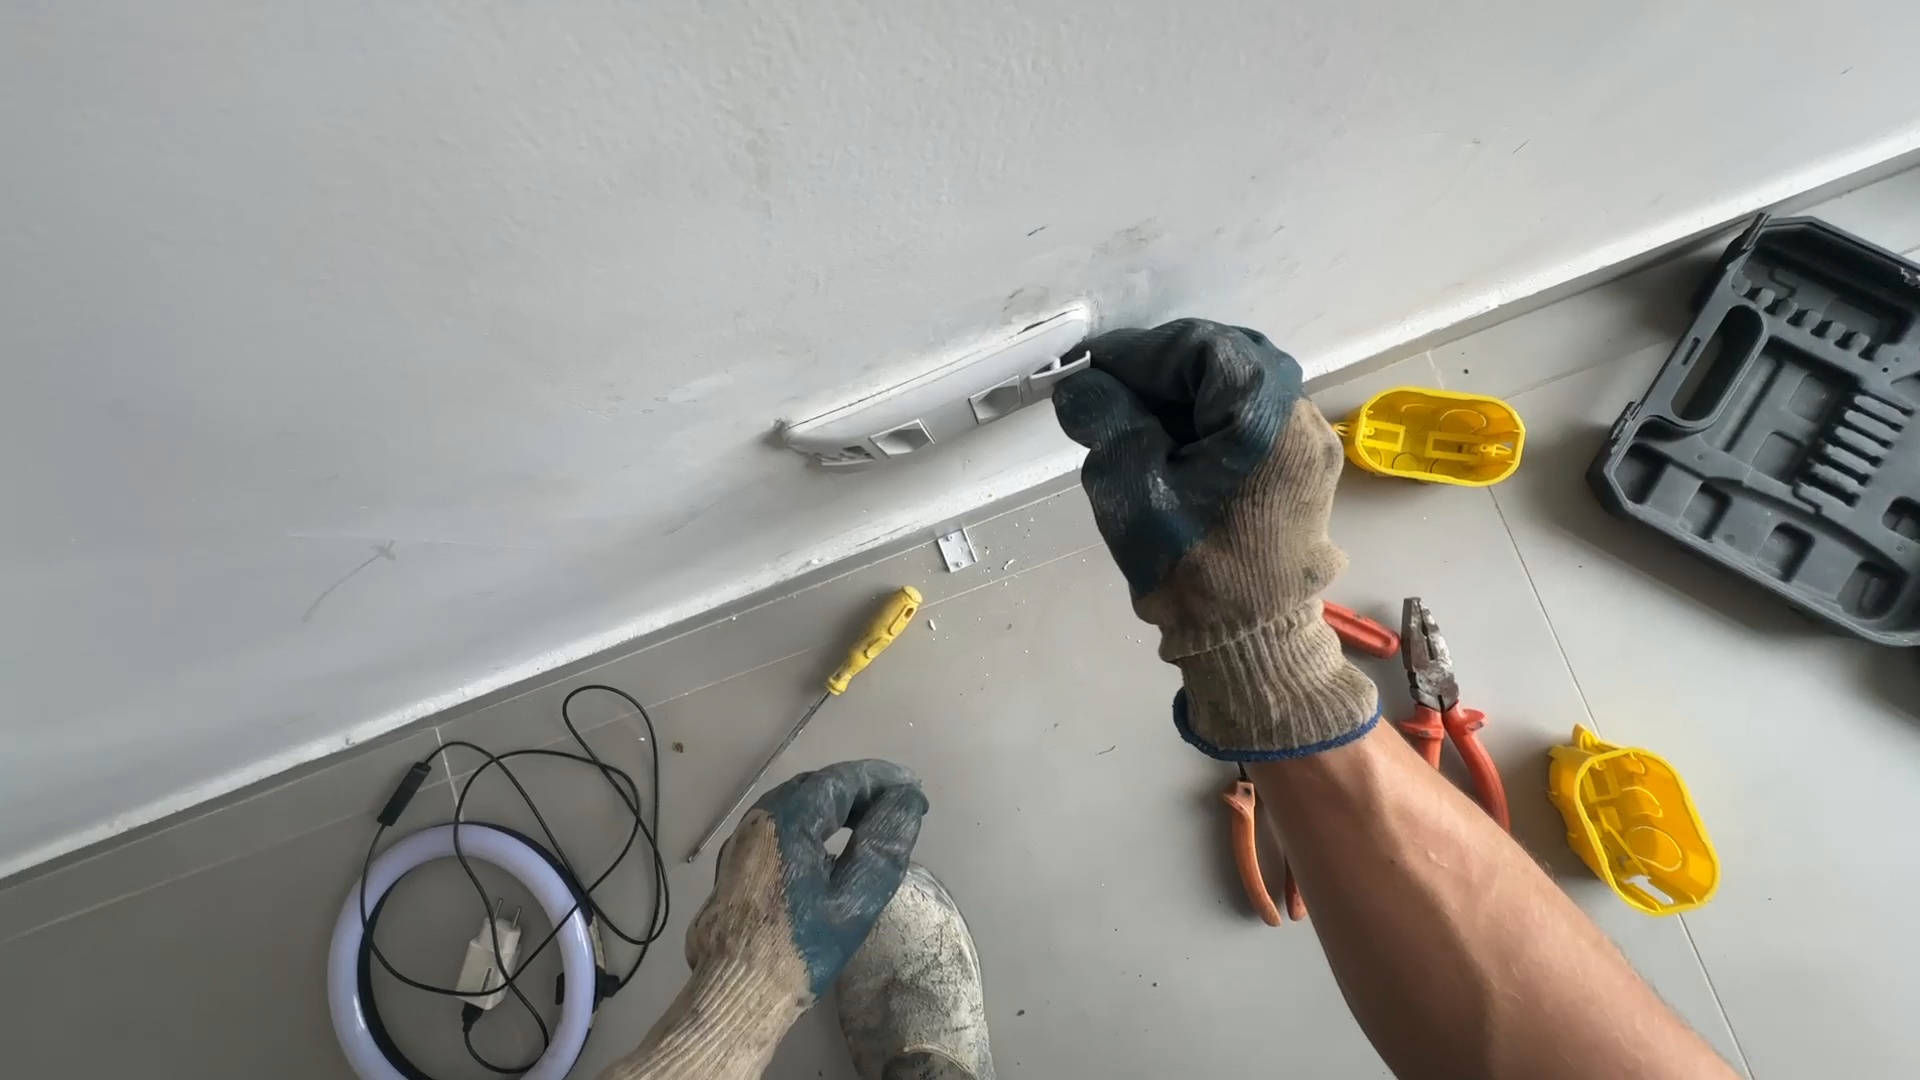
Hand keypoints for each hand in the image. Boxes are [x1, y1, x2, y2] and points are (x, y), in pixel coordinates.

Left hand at [607, 761, 927, 1078]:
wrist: (734, 993)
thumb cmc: (799, 948)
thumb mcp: (854, 898)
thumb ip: (884, 842)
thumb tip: (907, 799)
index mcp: (789, 818)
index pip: (843, 778)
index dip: (883, 780)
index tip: (914, 790)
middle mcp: (762, 815)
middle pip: (820, 785)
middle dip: (863, 789)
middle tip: (898, 804)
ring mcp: (746, 836)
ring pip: (801, 801)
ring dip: (840, 804)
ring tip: (873, 819)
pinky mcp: (740, 858)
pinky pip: (786, 821)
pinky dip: (818, 819)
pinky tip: (835, 840)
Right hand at [1053, 318, 1377, 759]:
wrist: (1248, 643)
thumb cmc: (1191, 572)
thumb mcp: (1131, 492)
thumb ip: (1106, 422)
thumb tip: (1084, 383)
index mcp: (1268, 420)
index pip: (1200, 348)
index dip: (1140, 352)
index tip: (1093, 371)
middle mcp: (1302, 421)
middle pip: (1225, 361)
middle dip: (1160, 370)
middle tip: (1109, 394)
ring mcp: (1307, 446)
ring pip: (1237, 389)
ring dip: (1181, 394)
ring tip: (1131, 421)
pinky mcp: (1298, 470)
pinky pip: (1248, 420)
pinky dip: (1203, 419)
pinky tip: (1167, 444)